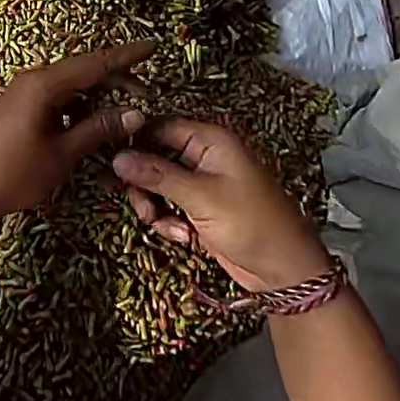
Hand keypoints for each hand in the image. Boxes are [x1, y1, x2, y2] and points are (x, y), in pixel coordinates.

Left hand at [0, 41, 156, 225]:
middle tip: (146, 93)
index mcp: (44, 85)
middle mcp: (33, 81)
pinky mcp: (18, 109)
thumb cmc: (12, 174)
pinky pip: (56, 98)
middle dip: (116, 80)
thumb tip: (136, 112)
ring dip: (96, 96)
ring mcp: (23, 94)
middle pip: (83, 71)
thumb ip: (98, 129)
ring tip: (121, 115)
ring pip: (70, 86)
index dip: (127, 56)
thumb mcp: (62, 154)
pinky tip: (88, 126)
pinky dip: (77, 107)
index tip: (153, 46)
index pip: (94, 63)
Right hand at [111, 118, 331, 293]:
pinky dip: (170, 222)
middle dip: (145, 184)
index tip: (115, 164)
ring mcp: (201, 183)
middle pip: (154, 158)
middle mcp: (203, 156)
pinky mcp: (199, 208)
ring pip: (158, 185)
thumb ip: (157, 175)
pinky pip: (170, 206)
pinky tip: (186, 237)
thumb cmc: (250, 223)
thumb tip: (116, 158)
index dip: (137, 144)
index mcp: (209, 139)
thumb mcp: (201, 197)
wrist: (284, 273)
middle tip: (144, 207)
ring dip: (156, 207)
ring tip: (166, 226)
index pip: (159, 127)